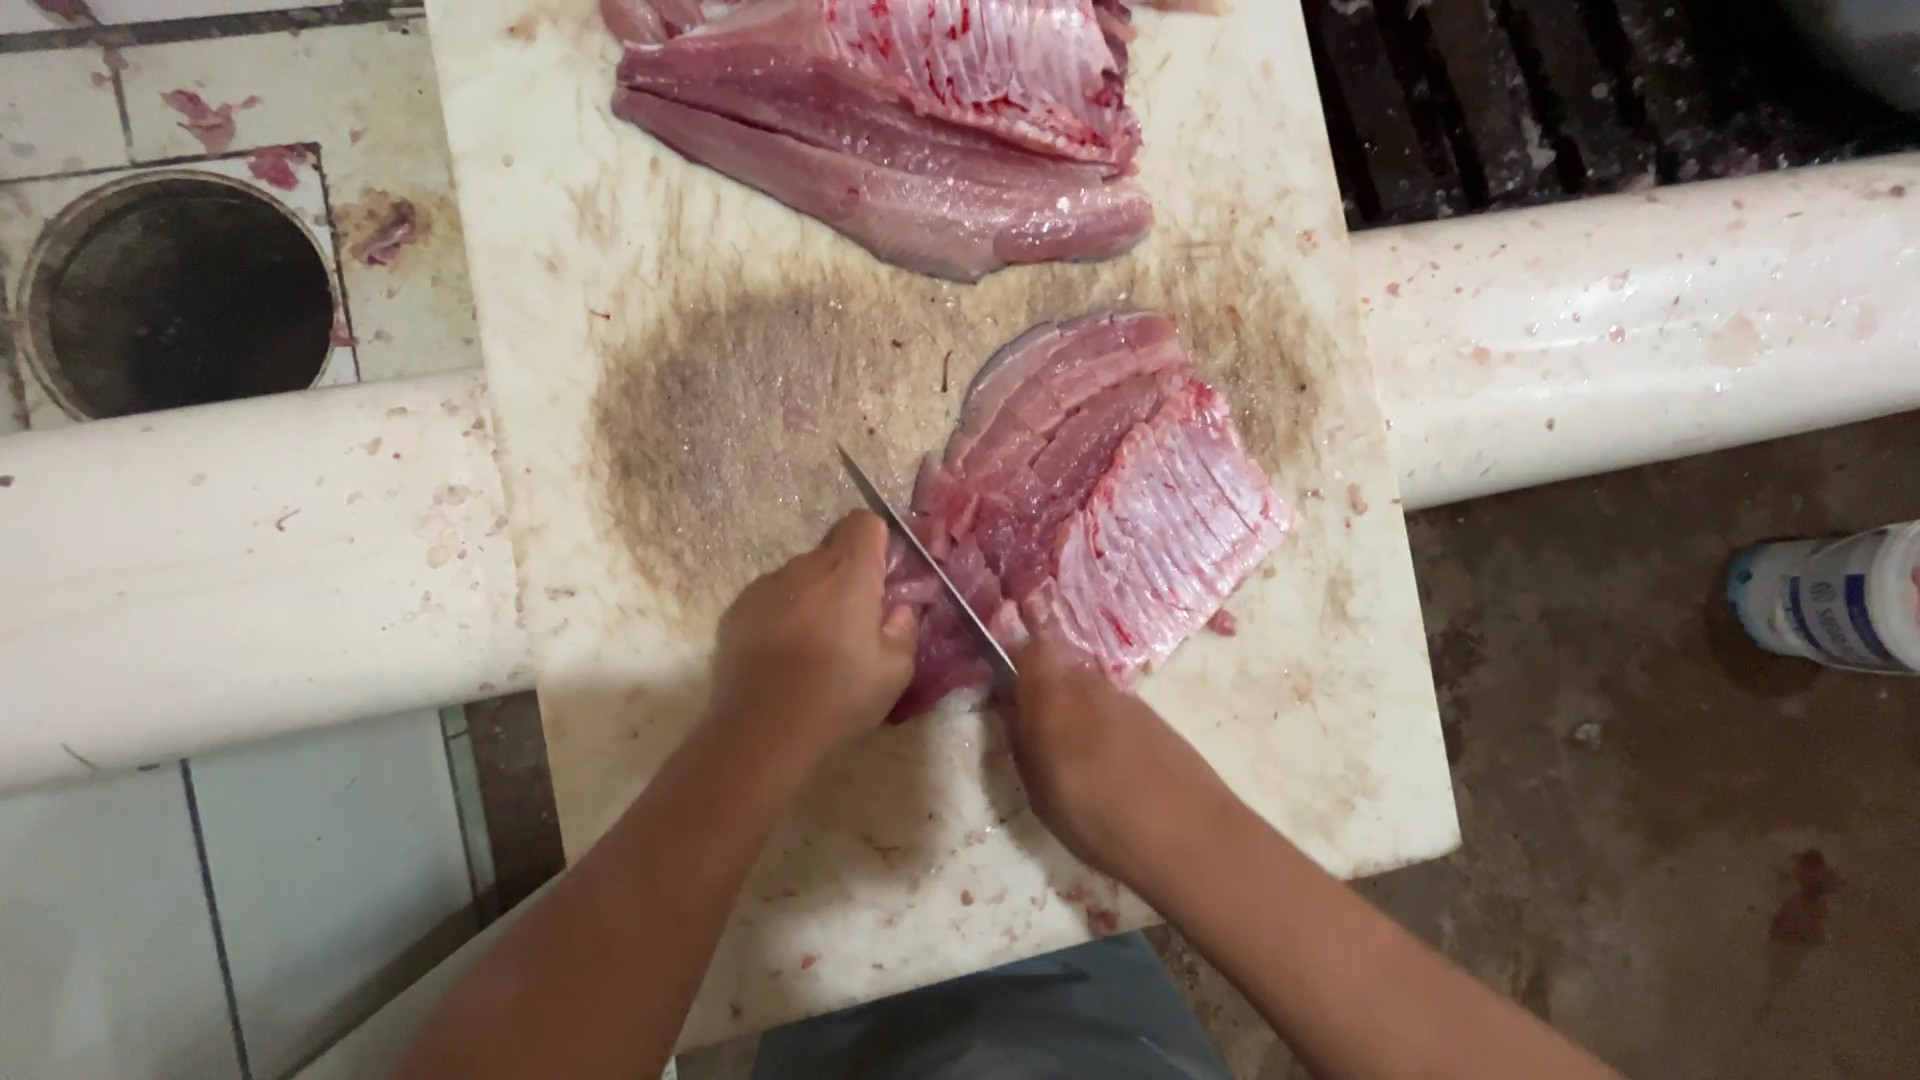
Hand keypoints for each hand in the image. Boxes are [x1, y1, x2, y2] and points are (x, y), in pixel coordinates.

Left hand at [711, 511, 918, 753]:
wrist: (762, 730)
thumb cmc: (839, 695)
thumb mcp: (896, 670)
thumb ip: (905, 627)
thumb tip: (900, 607)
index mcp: (849, 572)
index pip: (864, 522)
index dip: (878, 542)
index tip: (884, 577)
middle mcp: (805, 567)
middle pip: (832, 549)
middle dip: (848, 574)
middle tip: (857, 620)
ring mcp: (765, 586)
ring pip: (800, 576)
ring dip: (814, 596)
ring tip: (815, 644)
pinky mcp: (737, 610)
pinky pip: (770, 598)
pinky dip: (782, 614)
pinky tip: (783, 655)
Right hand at [1008, 636, 1240, 885]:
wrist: (1189, 835)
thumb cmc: (1098, 816)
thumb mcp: (1039, 790)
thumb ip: (1021, 740)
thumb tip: (1012, 709)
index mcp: (1055, 694)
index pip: (1031, 649)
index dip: (1019, 666)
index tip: (1011, 697)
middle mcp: (1091, 684)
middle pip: (1062, 665)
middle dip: (1047, 688)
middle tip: (1041, 732)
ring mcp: (1127, 699)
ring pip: (1090, 688)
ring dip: (1078, 709)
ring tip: (1078, 760)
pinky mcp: (1155, 717)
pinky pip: (1115, 709)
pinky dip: (1106, 727)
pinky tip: (1112, 769)